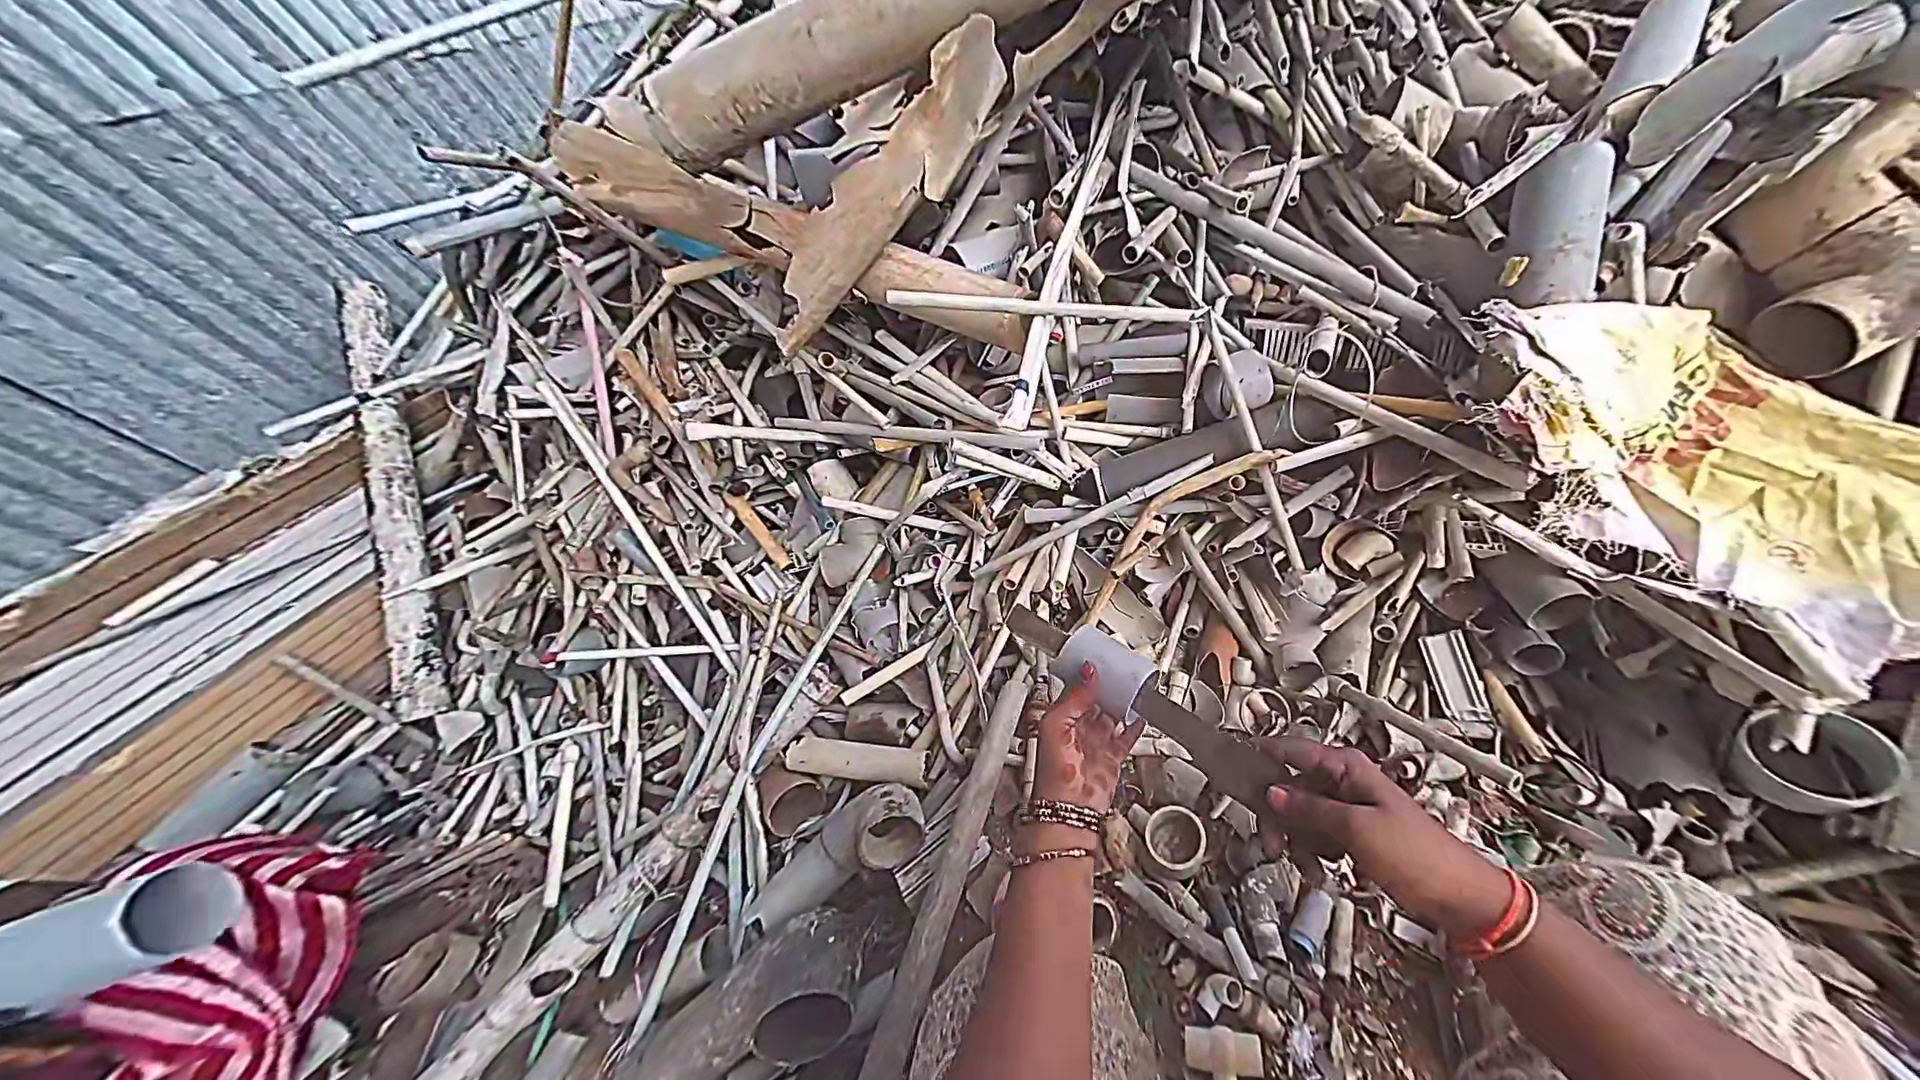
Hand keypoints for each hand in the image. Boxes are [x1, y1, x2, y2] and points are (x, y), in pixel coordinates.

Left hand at [1032, 664, 1145, 813]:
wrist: (1070, 804)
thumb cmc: (1054, 770)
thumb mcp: (1057, 723)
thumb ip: (1075, 697)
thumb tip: (1087, 672)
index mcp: (1062, 717)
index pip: (1077, 690)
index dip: (1087, 677)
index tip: (1099, 663)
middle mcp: (1080, 727)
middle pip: (1097, 701)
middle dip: (1107, 688)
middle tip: (1119, 673)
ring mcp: (1098, 740)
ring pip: (1113, 715)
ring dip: (1122, 703)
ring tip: (1132, 688)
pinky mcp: (1114, 754)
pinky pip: (1127, 735)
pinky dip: (1135, 725)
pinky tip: (1141, 715)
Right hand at [1259, 736, 1512, 937]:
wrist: (1461, 899)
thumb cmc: (1421, 856)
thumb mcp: (1355, 827)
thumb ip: (1308, 808)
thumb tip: (1273, 792)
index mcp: (1347, 767)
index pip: (1291, 749)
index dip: (1261, 754)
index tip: (1235, 763)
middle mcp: (1343, 782)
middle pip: (1290, 788)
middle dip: (1280, 818)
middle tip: (1273, 842)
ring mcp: (1346, 808)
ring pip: (1299, 816)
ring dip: (1297, 842)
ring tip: (1309, 866)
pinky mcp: (1350, 833)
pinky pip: (1315, 836)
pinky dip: (1312, 853)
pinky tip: (1321, 870)